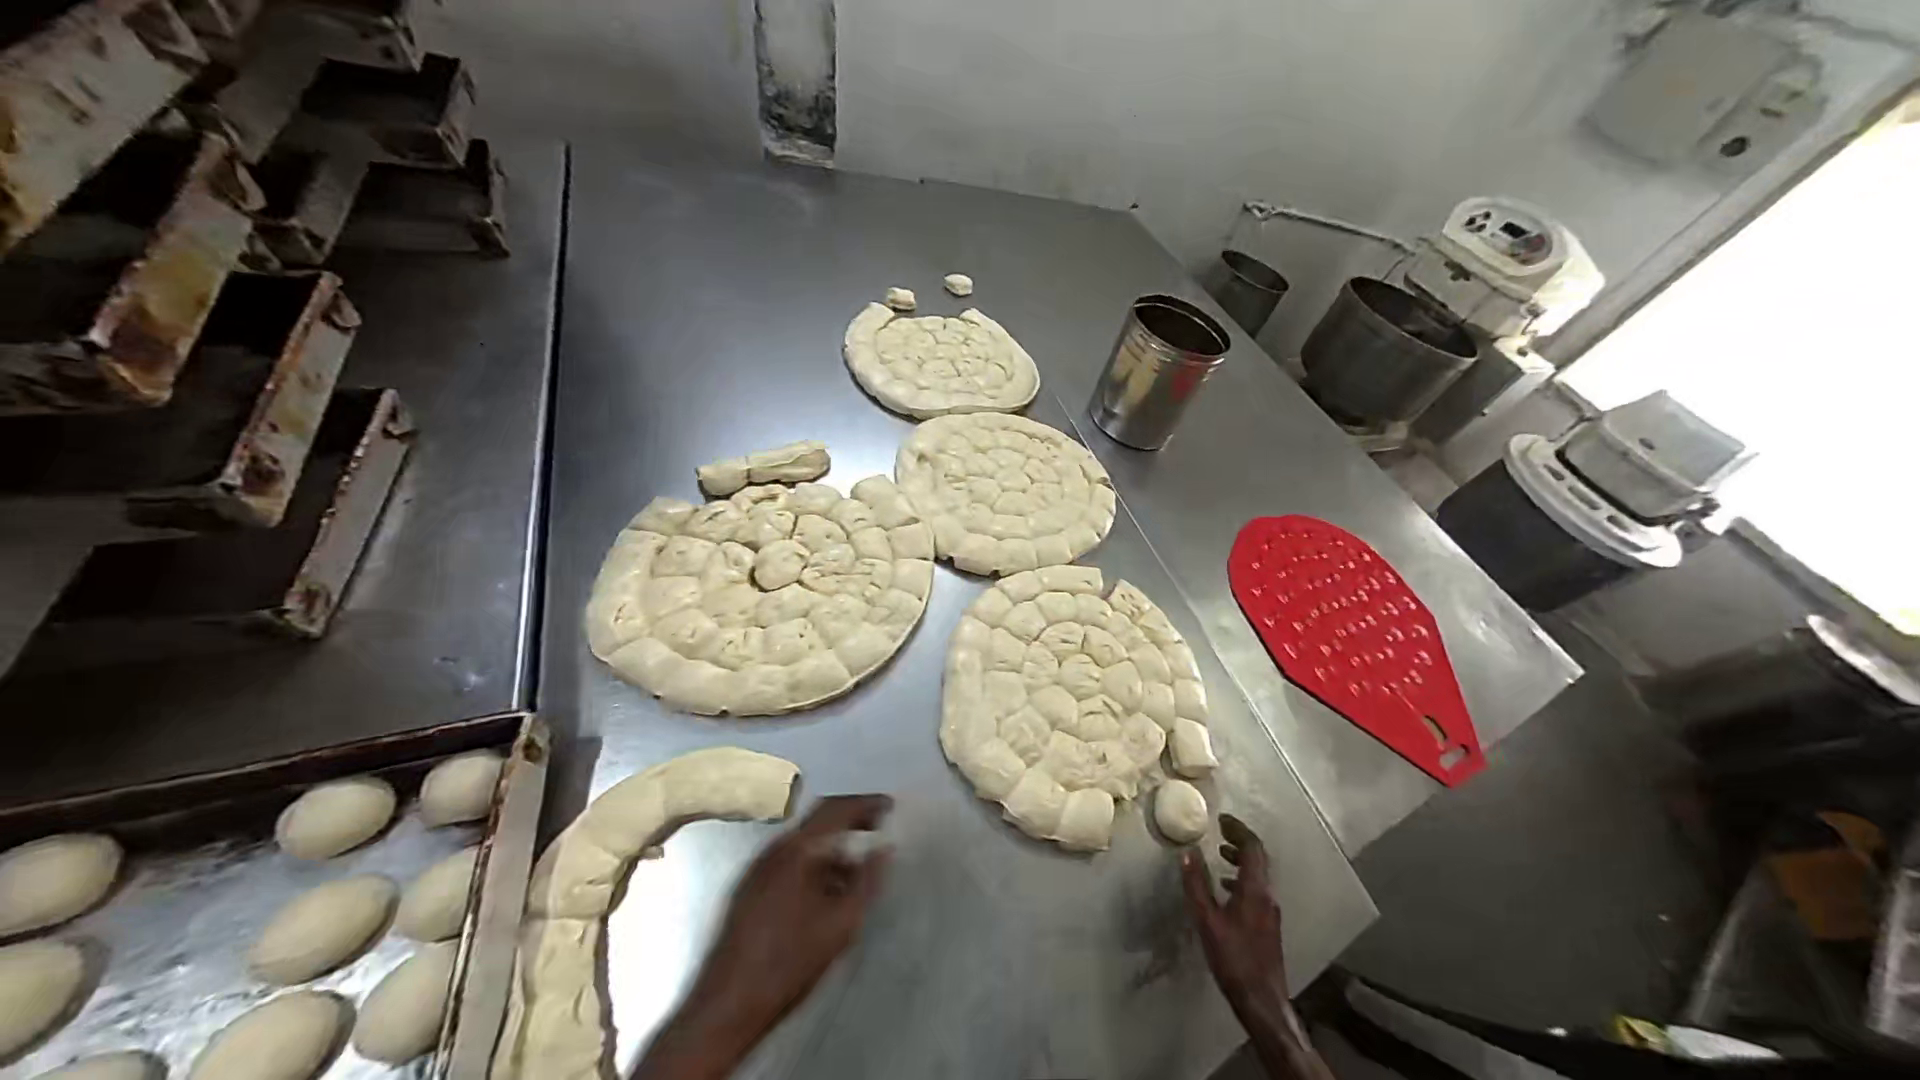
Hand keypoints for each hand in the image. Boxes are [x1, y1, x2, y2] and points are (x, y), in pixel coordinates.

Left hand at [635, 794, 893, 1079]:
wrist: (726, 1008)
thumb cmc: (789, 964)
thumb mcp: (842, 924)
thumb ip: (867, 881)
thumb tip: (885, 849)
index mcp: (796, 850)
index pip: (835, 808)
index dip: (865, 802)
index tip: (889, 805)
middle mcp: (773, 850)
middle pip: (818, 821)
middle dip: (850, 821)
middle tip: (878, 826)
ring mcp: (756, 869)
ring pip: (803, 844)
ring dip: (833, 846)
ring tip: (857, 866)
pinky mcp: (748, 890)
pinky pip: (789, 861)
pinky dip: (814, 864)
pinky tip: (827, 891)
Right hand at [1182, 813, 1287, 1009]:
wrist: (1263, 1001)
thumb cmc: (1233, 958)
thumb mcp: (1207, 920)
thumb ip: (1196, 884)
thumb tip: (1187, 852)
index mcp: (1255, 890)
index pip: (1253, 848)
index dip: (1238, 829)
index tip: (1221, 819)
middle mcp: (1268, 896)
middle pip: (1259, 858)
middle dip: (1240, 840)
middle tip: (1220, 829)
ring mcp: (1271, 911)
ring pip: (1259, 874)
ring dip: (1241, 859)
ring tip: (1221, 853)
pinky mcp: (1268, 924)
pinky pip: (1257, 889)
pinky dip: (1242, 878)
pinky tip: (1226, 888)